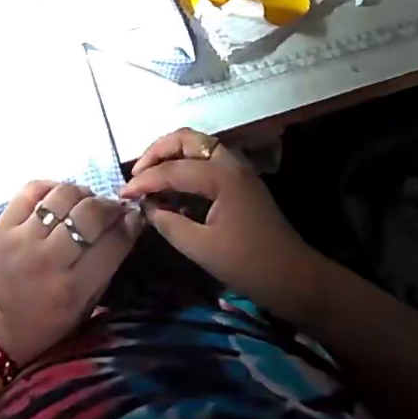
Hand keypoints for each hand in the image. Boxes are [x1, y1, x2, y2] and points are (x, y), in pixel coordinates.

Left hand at [0, 181, 142, 362]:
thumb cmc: (44, 324)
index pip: (114, 242)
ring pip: (63, 195)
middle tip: (111, 208)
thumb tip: (127, 225)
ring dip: (82, 193)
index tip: (133, 216)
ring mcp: (24, 239)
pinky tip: (58, 198)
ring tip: (84, 201)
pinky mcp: (3, 226)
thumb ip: (106, 268)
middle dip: (109, 205)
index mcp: (73, 288)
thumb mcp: (84, 308)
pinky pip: (33, 190)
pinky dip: (51, 187)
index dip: (130, 223)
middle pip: (90, 213)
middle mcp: (50, 259)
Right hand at [121, 128, 330, 321]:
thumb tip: (147, 208)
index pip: (172, 169)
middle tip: (136, 175)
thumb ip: (169, 224)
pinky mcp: (240, 182)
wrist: (295, 279)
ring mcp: (237, 170)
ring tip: (148, 179)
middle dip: (157, 151)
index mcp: (221, 176)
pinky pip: (206, 162)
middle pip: (186, 139)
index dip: (143, 181)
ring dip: (171, 156)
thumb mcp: (202, 249)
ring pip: (197, 147)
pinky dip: (185, 167)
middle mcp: (230, 163)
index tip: (121, 195)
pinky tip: (171, 190)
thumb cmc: (250, 265)